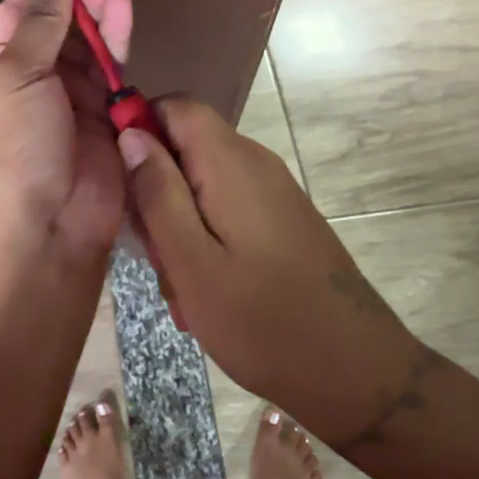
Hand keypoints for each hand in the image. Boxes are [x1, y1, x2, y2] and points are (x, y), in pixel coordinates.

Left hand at [0, 0, 133, 272]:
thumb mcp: (13, 80)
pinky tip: (123, 6)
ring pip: (88, 34)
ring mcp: (71, 92)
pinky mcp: (106, 111)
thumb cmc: (9, 152)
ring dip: (97, 1)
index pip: (18, 3)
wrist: (42, 234)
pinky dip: (118, 34)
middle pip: (56, 14)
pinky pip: (113, 63)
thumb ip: (38, 25)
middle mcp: (32, 72)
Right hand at [117, 98, 430, 451]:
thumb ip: (157, 193)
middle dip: (156, 191)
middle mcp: (254, 163)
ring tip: (183, 287)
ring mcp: (273, 192)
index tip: (120, 180)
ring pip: (202, 184)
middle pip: (185, 147)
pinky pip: (227, 209)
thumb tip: (130, 133)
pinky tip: (209, 293)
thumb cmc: (265, 322)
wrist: (358, 374)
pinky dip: (207, 241)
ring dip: (179, 226)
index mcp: (231, 163)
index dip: (139, 126)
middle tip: (154, 254)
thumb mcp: (192, 263)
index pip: (176, 104)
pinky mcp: (282, 220)